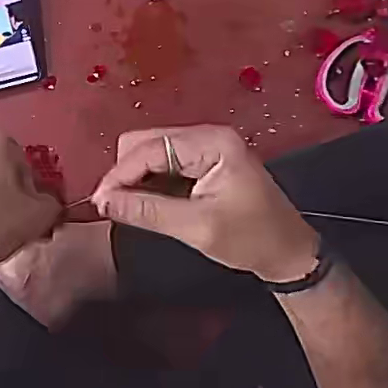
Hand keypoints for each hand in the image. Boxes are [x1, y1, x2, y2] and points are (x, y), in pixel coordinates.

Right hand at [90, 125, 319, 283]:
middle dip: (124, 172)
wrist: (288, 252)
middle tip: (111, 206)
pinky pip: (163, 162)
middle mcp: (207, 135)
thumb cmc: (251, 239)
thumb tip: (103, 202)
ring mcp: (205, 146)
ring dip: (134, 177)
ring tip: (125, 207)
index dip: (119, 174)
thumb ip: (147, 211)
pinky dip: (148, 180)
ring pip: (151, 151)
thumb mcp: (197, 228)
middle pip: (147, 141)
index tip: (99, 202)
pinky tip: (143, 202)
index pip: (151, 148)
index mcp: (212, 142)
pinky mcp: (203, 160)